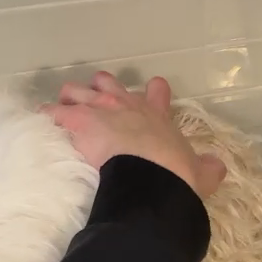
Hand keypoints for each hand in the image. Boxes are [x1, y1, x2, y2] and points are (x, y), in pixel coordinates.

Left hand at [42, 72, 226, 197]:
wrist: (152, 179)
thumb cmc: (177, 174)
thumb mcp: (200, 172)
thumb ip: (207, 167)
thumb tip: (217, 167)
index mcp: (155, 113)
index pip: (155, 91)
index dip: (151, 93)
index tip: (149, 98)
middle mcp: (125, 103)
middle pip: (106, 83)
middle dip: (100, 93)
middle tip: (97, 110)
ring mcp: (99, 108)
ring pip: (75, 90)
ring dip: (70, 101)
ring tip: (65, 117)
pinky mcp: (76, 120)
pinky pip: (52, 112)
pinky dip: (47, 118)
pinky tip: (44, 128)